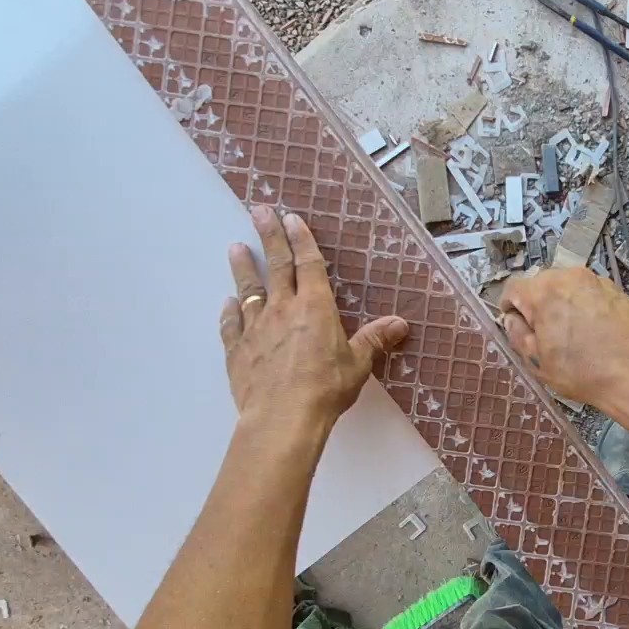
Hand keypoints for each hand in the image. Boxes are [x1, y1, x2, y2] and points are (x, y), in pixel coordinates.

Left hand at [219, 206, 407, 429]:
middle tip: (259, 210)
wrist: (282, 417)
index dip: (301, 239)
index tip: (291, 218)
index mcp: (315, 307)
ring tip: (235, 247)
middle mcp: (283, 309)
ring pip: (249, 289)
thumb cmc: (326, 388)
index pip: (308, 264)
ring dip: (243, 267)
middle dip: (269, 236)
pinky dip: (229, 312)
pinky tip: (228, 302)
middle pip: (276, 266)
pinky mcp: (237, 350)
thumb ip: (375, 340)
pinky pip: (231, 324)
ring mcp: (256, 328)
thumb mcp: (358, 364)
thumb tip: (400, 323)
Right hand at [498, 267, 628, 412]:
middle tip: (546, 334)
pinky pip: (588, 291)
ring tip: (572, 333)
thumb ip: (518, 334)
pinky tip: (593, 329)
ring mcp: (595, 280)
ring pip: (565, 286)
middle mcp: (568, 276)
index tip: (517, 326)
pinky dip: (583, 304)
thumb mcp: (538, 362)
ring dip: (561, 303)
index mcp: (543, 292)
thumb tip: (511, 318)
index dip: (509, 308)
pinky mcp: (615, 288)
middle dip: (537, 305)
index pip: (513, 288)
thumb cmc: (583, 372)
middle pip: (540, 284)